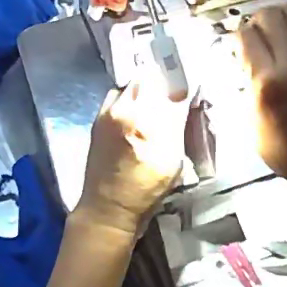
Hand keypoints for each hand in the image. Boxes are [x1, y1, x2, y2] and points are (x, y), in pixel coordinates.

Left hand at [77, 77, 190, 236]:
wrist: (108, 208)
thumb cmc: (146, 189)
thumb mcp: (174, 160)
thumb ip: (177, 124)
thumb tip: (182, 98)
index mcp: (147, 121)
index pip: (171, 87)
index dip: (181, 85)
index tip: (188, 89)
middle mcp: (124, 109)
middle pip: (147, 78)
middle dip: (162, 82)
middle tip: (171, 93)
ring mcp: (108, 112)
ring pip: (131, 84)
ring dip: (144, 87)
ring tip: (153, 101)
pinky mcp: (98, 118)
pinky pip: (117, 95)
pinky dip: (129, 97)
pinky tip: (135, 112)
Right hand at [238, 1, 286, 190]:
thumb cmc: (280, 145)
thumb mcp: (248, 116)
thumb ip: (243, 80)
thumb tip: (238, 54)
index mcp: (266, 81)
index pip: (245, 35)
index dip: (237, 35)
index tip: (238, 44)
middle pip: (271, 16)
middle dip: (258, 19)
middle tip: (258, 31)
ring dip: (284, 11)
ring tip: (280, 22)